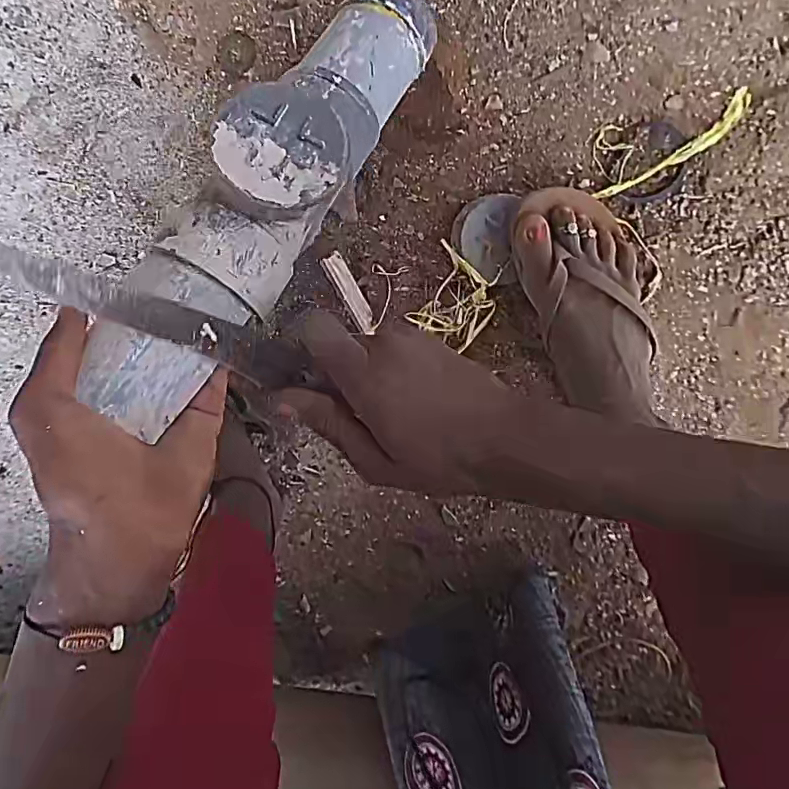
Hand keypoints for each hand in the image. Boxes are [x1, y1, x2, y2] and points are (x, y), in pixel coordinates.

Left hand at [9, 308, 227, 626]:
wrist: (110, 578)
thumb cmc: (141, 522)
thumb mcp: (188, 460)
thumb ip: (204, 407)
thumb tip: (217, 366)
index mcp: (67, 419)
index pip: (65, 344)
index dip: (88, 316)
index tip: (114, 298)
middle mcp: (41, 422)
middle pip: (58, 355)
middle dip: (91, 332)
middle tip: (130, 316)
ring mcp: (34, 437)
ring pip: (55, 376)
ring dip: (87, 356)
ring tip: (128, 340)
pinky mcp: (40, 450)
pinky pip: (56, 398)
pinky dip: (83, 380)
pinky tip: (118, 379)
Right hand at [271, 311, 526, 495]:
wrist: (508, 437)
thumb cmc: (439, 458)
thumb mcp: (374, 459)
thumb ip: (326, 423)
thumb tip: (280, 399)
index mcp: (362, 370)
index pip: (312, 329)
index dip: (300, 351)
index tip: (307, 386)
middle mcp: (381, 340)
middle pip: (339, 347)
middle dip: (338, 377)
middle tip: (361, 419)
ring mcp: (408, 335)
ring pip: (366, 350)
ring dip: (368, 375)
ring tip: (396, 415)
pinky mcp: (428, 338)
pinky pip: (391, 349)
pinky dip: (391, 371)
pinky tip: (417, 403)